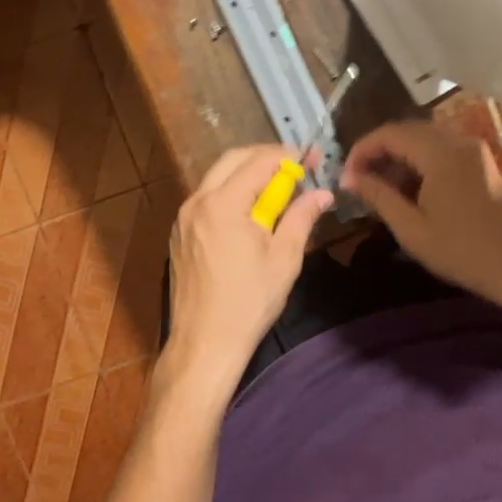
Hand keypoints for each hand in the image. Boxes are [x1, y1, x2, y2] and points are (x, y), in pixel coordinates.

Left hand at [164, 145, 332, 385]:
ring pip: (217, 178)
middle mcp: (197, 202)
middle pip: (233, 160)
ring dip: (247, 175)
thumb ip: (301, 218)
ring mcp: (183, 218)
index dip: (289, 157)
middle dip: (266, 158)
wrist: (204, 343)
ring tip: (277, 190)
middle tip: (296, 169)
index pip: (259, 162)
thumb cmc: (249, 302)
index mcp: (223, 204)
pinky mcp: (179, 234)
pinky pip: (207, 199)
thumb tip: (323, 194)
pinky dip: (230, 194)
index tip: (314, 161)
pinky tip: (250, 214)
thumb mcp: (284, 259)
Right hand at [340, 121, 501, 324]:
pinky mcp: (482, 162)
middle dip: (378, 151)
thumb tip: (351, 179)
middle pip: (407, 131)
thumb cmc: (464, 252)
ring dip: (398, 156)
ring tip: (378, 186)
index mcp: (441, 153)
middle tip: (357, 180)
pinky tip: (408, 188)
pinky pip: (442, 149)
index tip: (345, 177)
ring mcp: (474, 150)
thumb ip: (379, 197)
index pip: (389, 133)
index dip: (362, 150)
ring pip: (425, 139)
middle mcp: (458, 141)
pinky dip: (419, 161)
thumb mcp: (412, 230)